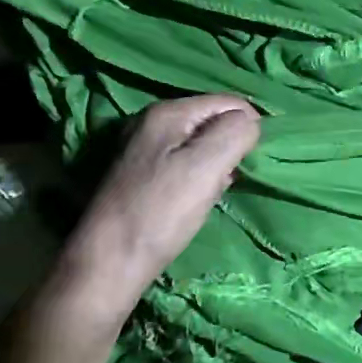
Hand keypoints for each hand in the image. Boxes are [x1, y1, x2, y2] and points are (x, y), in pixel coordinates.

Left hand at [62, 94, 260, 314]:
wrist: (110, 260)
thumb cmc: (162, 212)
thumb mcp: (206, 166)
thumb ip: (235, 134)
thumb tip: (251, 123)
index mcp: (168, 112)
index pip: (231, 102)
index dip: (249, 128)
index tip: (248, 164)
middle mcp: (152, 121)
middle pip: (214, 121)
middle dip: (231, 148)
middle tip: (226, 181)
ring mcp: (143, 147)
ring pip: (201, 144)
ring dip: (216, 166)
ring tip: (211, 193)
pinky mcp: (140, 173)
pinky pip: (184, 163)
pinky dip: (198, 178)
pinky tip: (193, 201)